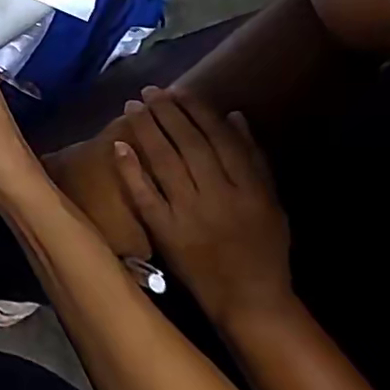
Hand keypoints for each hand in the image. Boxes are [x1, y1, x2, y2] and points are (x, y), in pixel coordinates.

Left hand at [115, 88, 292, 325]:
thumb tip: (233, 115)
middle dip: (167, 112)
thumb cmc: (264, 247)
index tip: (178, 89)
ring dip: (146, 130)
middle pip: (188, 144)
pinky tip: (119, 146)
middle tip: (149, 91)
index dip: (196, 110)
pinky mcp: (167, 233)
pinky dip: (131, 170)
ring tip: (132, 106)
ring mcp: (190, 215)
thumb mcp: (270, 200)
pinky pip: (145, 196)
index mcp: (248, 187)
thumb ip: (253, 157)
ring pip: (165, 162)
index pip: (218, 137)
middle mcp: (218, 196)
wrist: (250, 299)